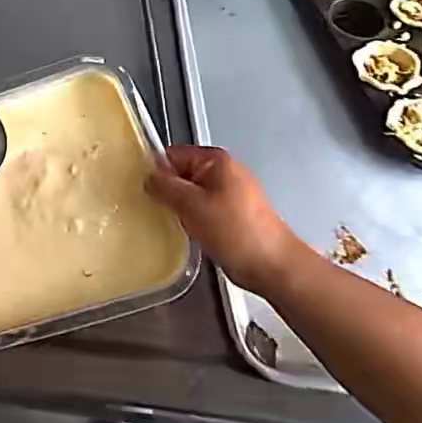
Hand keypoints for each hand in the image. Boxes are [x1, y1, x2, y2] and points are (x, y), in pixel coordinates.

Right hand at [146, 145, 308, 295]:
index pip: (171, 155)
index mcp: (216, 160)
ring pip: (189, 194)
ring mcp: (229, 194)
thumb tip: (149, 177)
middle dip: (169, 192)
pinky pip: (200, 210)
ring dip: (181, 208)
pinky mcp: (231, 215)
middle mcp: (224, 172)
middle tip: (166, 210)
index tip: (151, 190)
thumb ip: (162, 184)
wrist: (273, 267)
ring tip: (182, 223)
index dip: (158, 172)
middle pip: (180, 174)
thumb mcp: (189, 203)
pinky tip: (193, 232)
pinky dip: (193, 219)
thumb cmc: (236, 231)